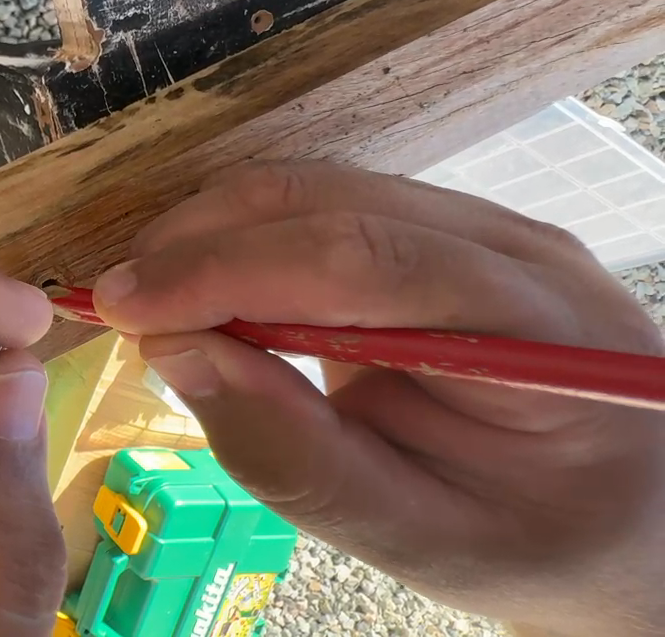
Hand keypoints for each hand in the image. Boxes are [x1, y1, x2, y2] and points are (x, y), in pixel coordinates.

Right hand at [95, 161, 664, 636]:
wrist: (601, 508)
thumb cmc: (514, 535)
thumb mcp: (410, 535)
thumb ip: (291, 452)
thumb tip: (169, 350)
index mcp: (545, 334)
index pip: (359, 262)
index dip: (221, 272)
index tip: (120, 307)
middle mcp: (508, 246)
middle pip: (313, 201)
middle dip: (191, 244)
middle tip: (121, 306)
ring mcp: (462, 218)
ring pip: (292, 186)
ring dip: (198, 233)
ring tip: (156, 299)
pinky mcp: (414, 216)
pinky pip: (295, 199)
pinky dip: (222, 233)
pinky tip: (200, 283)